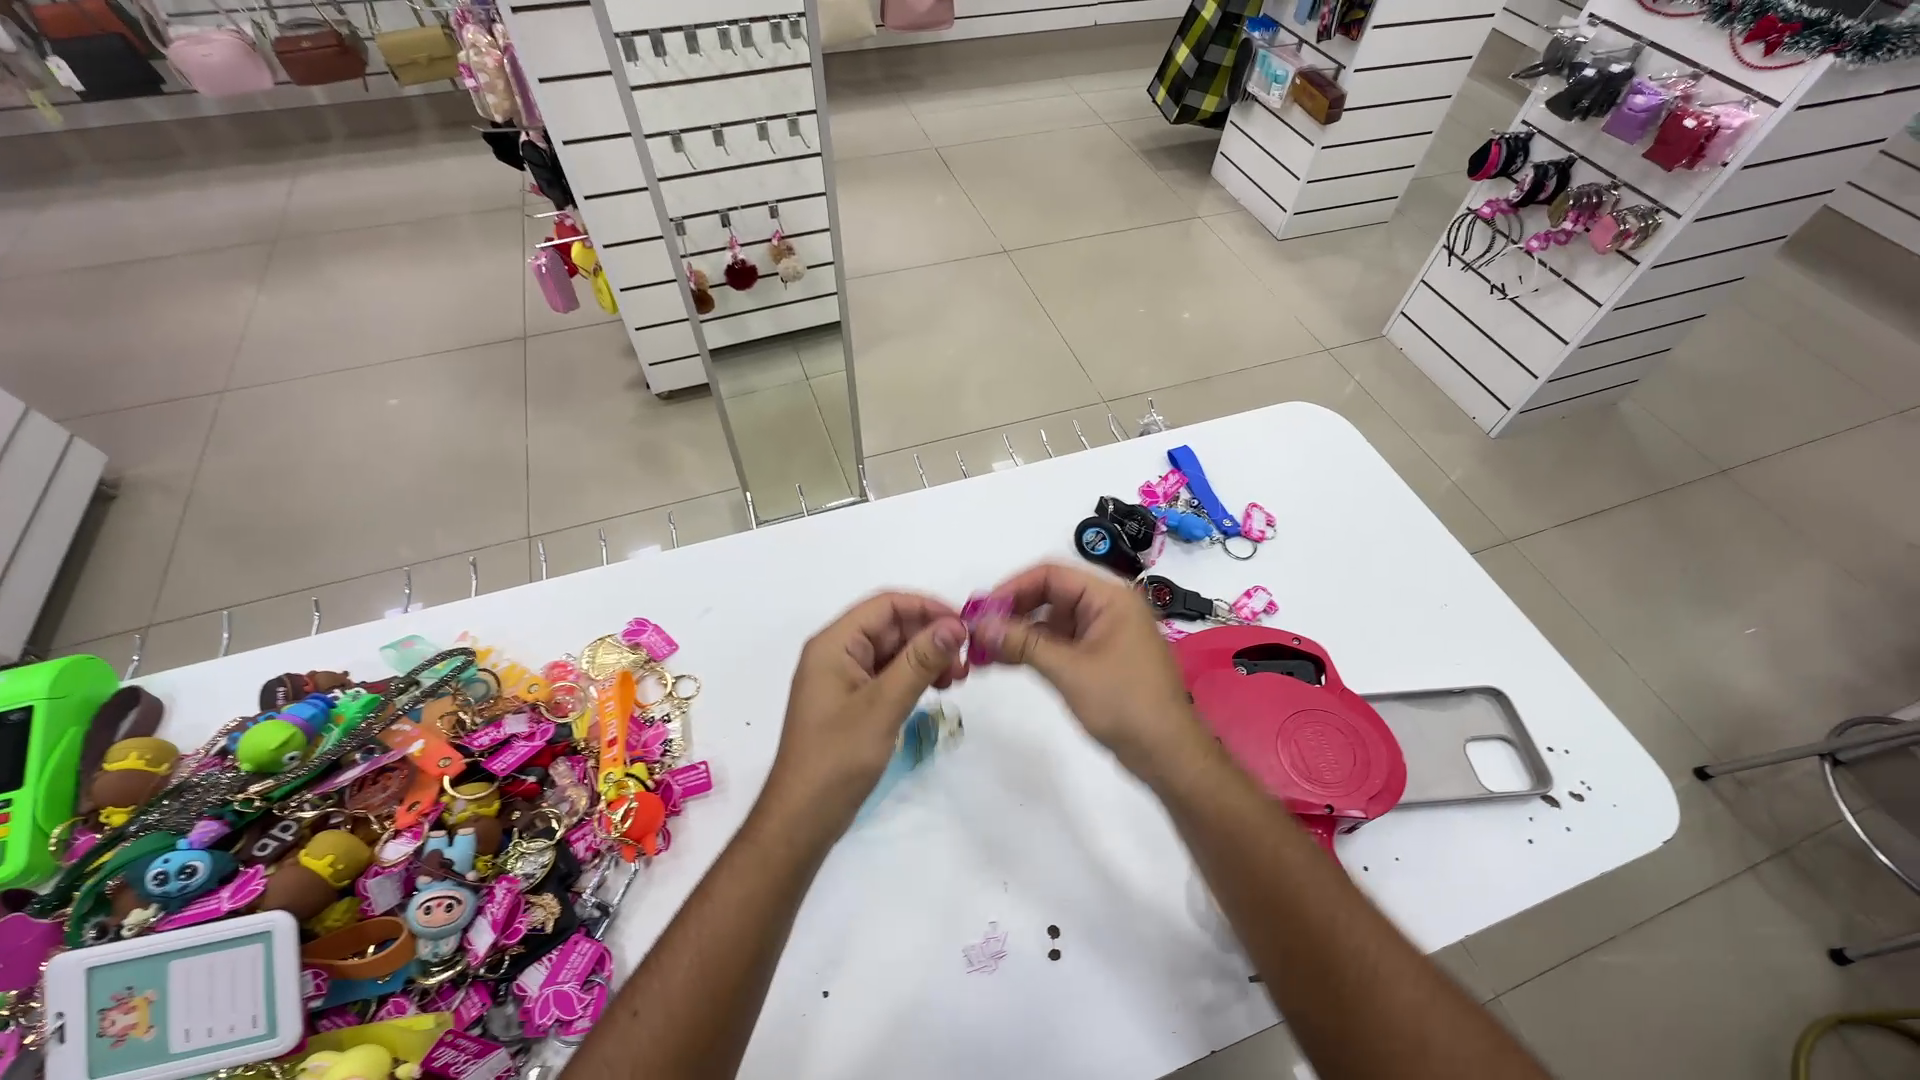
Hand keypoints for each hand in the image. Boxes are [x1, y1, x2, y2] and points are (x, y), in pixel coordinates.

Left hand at [764, 592, 967, 823]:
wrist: (803, 817)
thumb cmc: (838, 758)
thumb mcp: (883, 706)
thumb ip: (920, 662)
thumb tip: (955, 625)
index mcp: (834, 644)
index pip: (886, 605)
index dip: (927, 609)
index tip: (965, 627)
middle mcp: (836, 654)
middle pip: (890, 626)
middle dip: (930, 636)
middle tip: (966, 662)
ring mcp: (842, 679)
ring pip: (892, 651)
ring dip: (926, 658)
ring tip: (957, 681)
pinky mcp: (851, 702)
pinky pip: (887, 675)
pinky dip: (913, 678)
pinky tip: (937, 692)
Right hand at [972, 563, 1209, 779]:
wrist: (1168, 753)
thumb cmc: (1124, 704)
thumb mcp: (1069, 671)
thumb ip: (1022, 643)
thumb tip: (979, 624)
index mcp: (1110, 598)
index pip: (1052, 574)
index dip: (1012, 588)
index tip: (981, 610)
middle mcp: (1108, 608)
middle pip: (1050, 595)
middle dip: (1012, 611)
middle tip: (976, 631)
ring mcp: (1105, 634)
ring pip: (1052, 621)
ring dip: (1019, 633)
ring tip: (981, 651)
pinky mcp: (1100, 659)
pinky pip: (1061, 643)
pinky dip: (1034, 650)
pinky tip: (1004, 661)